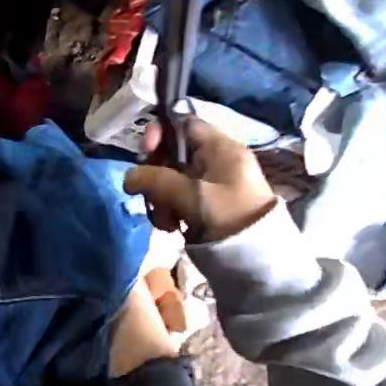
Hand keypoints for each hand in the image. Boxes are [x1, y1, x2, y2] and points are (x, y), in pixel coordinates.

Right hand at [125, 118, 274, 240]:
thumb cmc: (229, 218)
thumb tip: (128, 178)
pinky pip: (176, 200)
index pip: (185, 124)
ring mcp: (210, 187)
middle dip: (156, 175)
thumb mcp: (192, 195)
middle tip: (152, 196)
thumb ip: (157, 181)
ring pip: (170, 181)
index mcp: (221, 149)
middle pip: (172, 155)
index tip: (145, 152)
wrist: (257, 262)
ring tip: (166, 221)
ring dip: (160, 199)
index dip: (161, 133)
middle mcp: (215, 162)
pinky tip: (172, 227)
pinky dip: (169, 211)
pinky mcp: (205, 208)